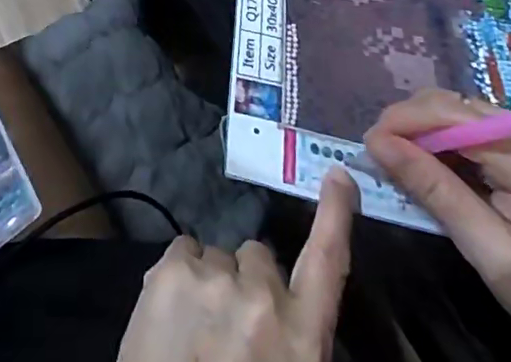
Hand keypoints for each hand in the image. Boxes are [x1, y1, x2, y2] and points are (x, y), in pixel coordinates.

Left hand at [118, 168, 358, 361]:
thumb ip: (289, 335)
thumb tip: (279, 308)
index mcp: (302, 336)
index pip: (328, 262)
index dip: (335, 215)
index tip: (338, 174)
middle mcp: (263, 297)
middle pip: (257, 256)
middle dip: (245, 281)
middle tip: (227, 325)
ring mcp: (215, 278)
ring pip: (216, 255)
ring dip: (210, 281)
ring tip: (195, 327)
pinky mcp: (172, 269)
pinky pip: (183, 250)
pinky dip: (180, 274)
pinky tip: (172, 311)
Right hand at [366, 91, 510, 361]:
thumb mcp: (495, 258)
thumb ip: (437, 194)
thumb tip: (378, 144)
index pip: (451, 117)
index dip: (400, 125)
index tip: (366, 150)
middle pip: (452, 104)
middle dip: (407, 126)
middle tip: (378, 161)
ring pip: (457, 109)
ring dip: (422, 132)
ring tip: (400, 166)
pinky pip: (474, 124)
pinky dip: (445, 140)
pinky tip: (433, 167)